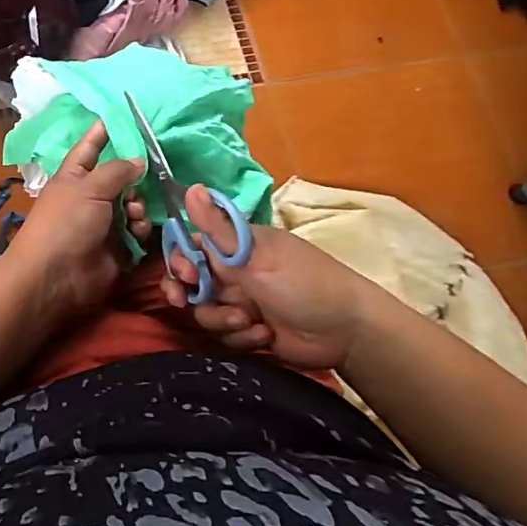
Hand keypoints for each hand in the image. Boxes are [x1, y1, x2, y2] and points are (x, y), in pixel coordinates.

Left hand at [6, 122, 143, 315]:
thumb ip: (117, 169)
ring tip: (134, 214)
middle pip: (121, 177)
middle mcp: (91, 197)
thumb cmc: (66, 223)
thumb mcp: (89, 187)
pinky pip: (138, 231)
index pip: (91, 147)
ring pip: (134, 205)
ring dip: (139, 206)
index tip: (125, 116)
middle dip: (136, 178)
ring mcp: (105, 224)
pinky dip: (141, 230)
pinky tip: (137, 231)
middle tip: (143, 180)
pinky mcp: (118, 248)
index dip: (105, 131)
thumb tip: (139, 160)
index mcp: (75, 176)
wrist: (56, 277)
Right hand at [162, 184, 380, 369]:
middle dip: (190, 296)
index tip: (188, 276)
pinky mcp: (249, 330)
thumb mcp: (258, 256)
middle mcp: (236, 272)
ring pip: (206, 313)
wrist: (345, 331)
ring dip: (223, 320)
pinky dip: (242, 338)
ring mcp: (242, 302)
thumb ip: (219, 230)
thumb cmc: (304, 283)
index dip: (180, 262)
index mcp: (237, 246)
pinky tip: (265, 336)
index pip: (192, 247)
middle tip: (186, 303)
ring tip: (251, 322)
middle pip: (192, 284)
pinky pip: (226, 335)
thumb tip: (190, 187)